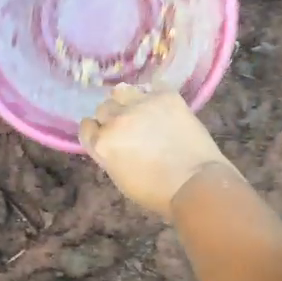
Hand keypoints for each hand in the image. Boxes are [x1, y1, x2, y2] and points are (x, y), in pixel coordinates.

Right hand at [79, 84, 237, 218]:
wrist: (195, 184)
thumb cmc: (158, 193)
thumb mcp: (121, 179)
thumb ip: (110, 155)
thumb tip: (113, 143)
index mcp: (102, 144)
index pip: (86, 126)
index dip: (97, 131)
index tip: (107, 135)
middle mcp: (116, 120)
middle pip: (104, 108)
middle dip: (113, 117)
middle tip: (129, 127)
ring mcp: (141, 104)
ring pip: (122, 91)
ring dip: (128, 101)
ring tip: (142, 110)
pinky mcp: (165, 96)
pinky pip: (152, 87)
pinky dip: (155, 96)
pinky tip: (162, 107)